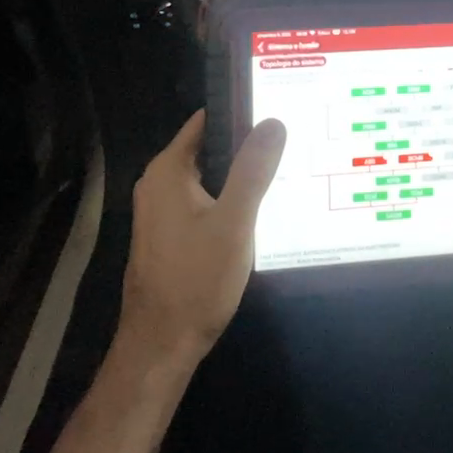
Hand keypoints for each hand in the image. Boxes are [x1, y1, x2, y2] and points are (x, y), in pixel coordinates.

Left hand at [117, 109, 286, 362]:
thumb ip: (253, 170)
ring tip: (286, 165)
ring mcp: (163, 211)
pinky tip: (261, 205)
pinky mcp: (172, 234)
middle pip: (209, 146)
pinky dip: (230, 197)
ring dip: (241, 173)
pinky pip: (206, 199)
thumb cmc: (195, 280)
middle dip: (247, 143)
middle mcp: (159, 185)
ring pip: (210, 176)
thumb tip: (273, 122)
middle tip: (292, 137)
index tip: (278, 105)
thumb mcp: (234, 222)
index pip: (205, 120)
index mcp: (168, 172)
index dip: (241, 110)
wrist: (161, 347)